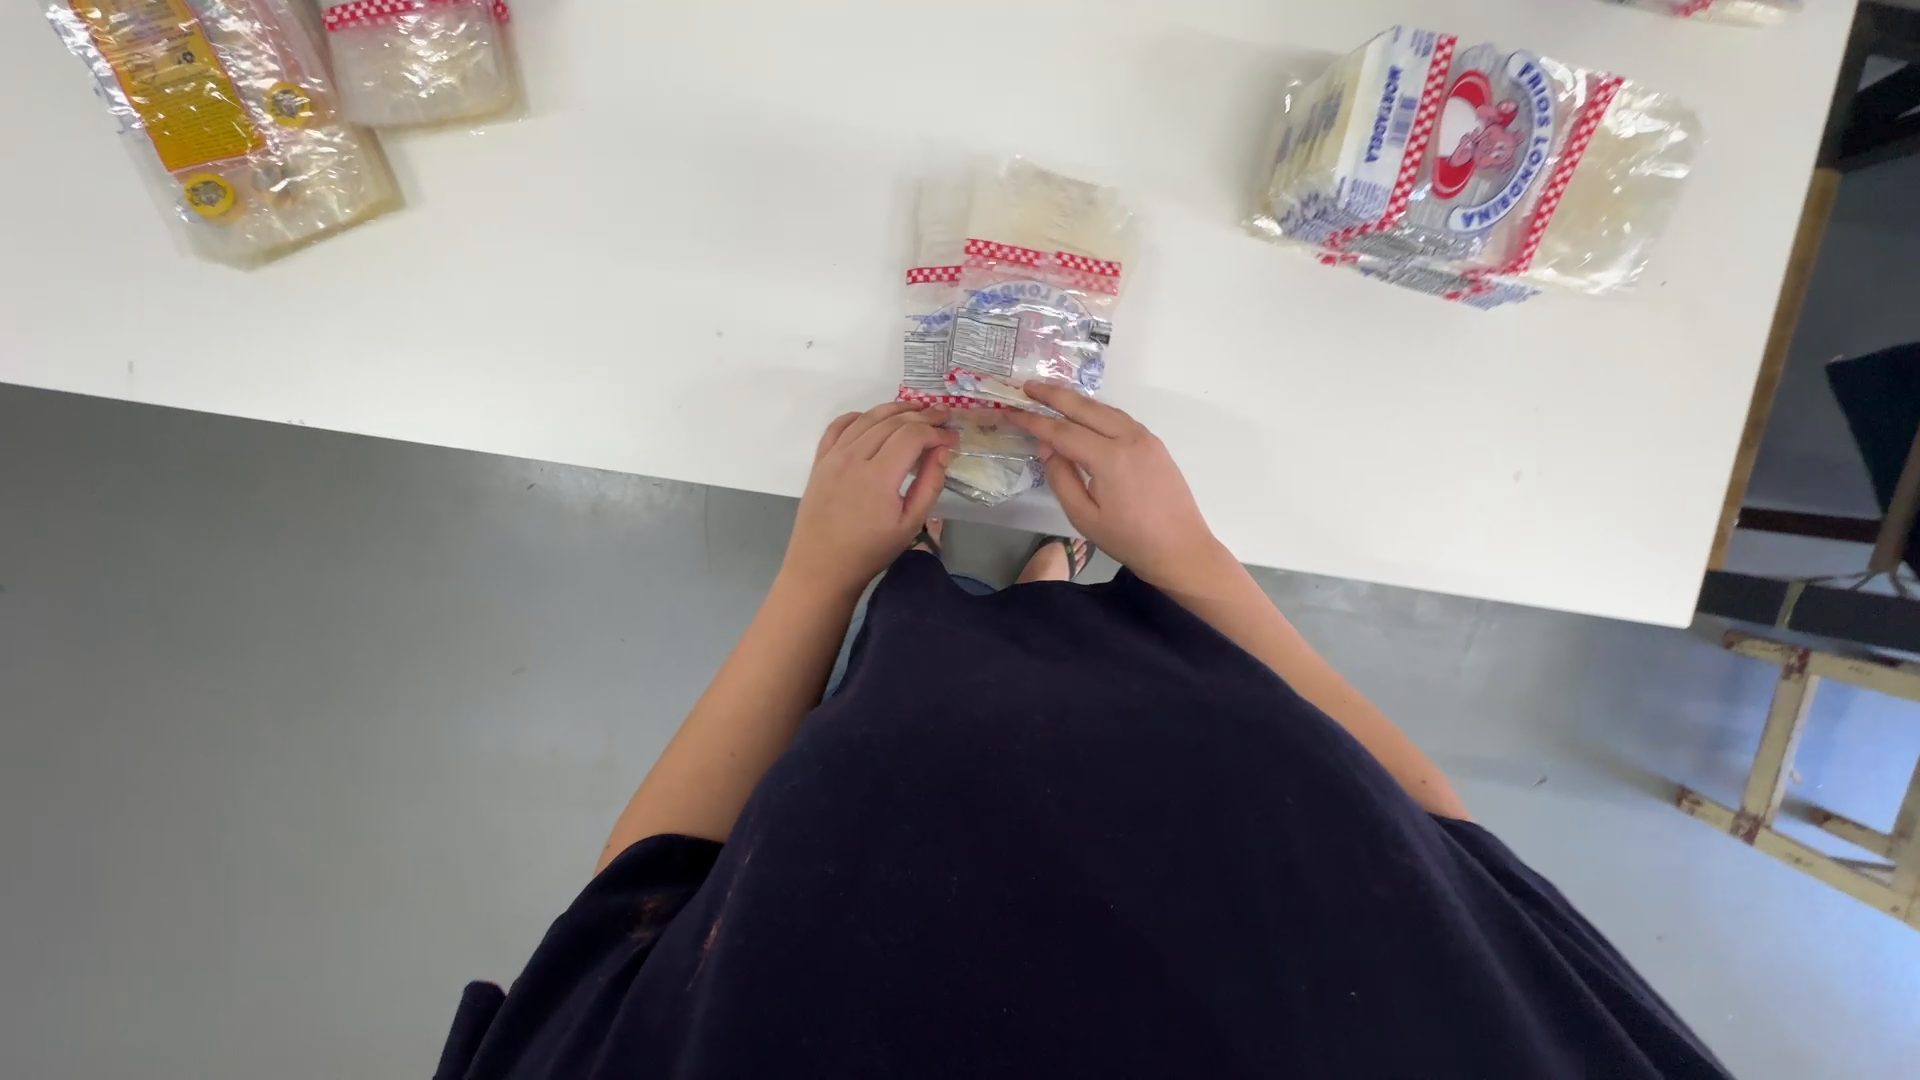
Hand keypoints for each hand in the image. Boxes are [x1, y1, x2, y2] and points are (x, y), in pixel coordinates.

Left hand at [782, 402, 957, 596]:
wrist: (822, 566)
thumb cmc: (870, 550)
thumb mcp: (910, 524)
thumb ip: (929, 484)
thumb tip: (943, 451)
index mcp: (878, 476)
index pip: (912, 435)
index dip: (936, 431)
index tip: (953, 437)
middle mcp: (854, 458)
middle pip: (892, 421)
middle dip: (921, 415)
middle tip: (943, 415)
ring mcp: (833, 456)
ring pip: (867, 418)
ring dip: (894, 408)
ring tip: (916, 409)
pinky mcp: (820, 461)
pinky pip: (838, 426)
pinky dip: (859, 416)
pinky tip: (873, 417)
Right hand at [1004, 382, 1229, 591]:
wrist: (1181, 549)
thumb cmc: (1129, 540)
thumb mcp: (1084, 517)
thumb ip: (1061, 478)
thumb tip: (1047, 448)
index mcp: (1109, 458)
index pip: (1062, 431)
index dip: (1033, 420)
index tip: (1010, 411)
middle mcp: (1129, 438)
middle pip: (1085, 408)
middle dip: (1054, 395)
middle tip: (1027, 386)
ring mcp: (1146, 438)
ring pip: (1104, 409)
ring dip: (1076, 400)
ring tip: (1050, 395)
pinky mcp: (1154, 444)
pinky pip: (1120, 418)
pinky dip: (1097, 411)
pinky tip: (1084, 415)